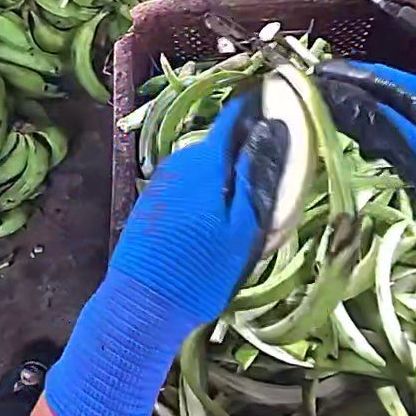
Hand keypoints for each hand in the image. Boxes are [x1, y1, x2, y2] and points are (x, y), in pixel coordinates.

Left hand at [45, 97, 284, 415]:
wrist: (141, 304)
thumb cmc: (201, 271)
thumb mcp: (242, 230)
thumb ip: (256, 178)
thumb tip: (271, 131)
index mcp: (205, 164)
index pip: (232, 121)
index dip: (254, 112)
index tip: (274, 112)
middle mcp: (179, 163)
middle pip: (217, 144)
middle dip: (240, 152)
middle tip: (266, 178)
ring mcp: (160, 181)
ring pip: (201, 164)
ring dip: (220, 175)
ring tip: (239, 207)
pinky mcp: (150, 200)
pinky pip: (185, 182)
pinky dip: (202, 190)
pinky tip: (209, 219)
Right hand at [314, 60, 415, 303]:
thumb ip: (384, 128)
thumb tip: (341, 100)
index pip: (378, 76)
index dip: (344, 79)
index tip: (313, 82)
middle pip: (399, 88)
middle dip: (367, 100)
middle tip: (336, 119)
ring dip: (393, 114)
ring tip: (369, 135)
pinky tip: (414, 146)